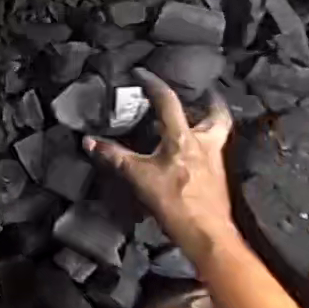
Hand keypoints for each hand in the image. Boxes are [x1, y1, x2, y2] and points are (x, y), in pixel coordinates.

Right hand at [83, 68, 239, 263]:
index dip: (154, 83)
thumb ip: (113, 155)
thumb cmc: (175, 202)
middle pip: (216, 115)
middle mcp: (205, 145)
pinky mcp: (218, 179)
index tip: (143, 73)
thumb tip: (90, 142)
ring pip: (219, 134)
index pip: (168, 101)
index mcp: (184, 139)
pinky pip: (215, 154)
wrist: (206, 234)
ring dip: (210, 123)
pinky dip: (205, 147)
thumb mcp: (136, 175)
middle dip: (209, 101)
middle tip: (201, 93)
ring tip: (198, 119)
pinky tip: (194, 152)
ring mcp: (216, 162)